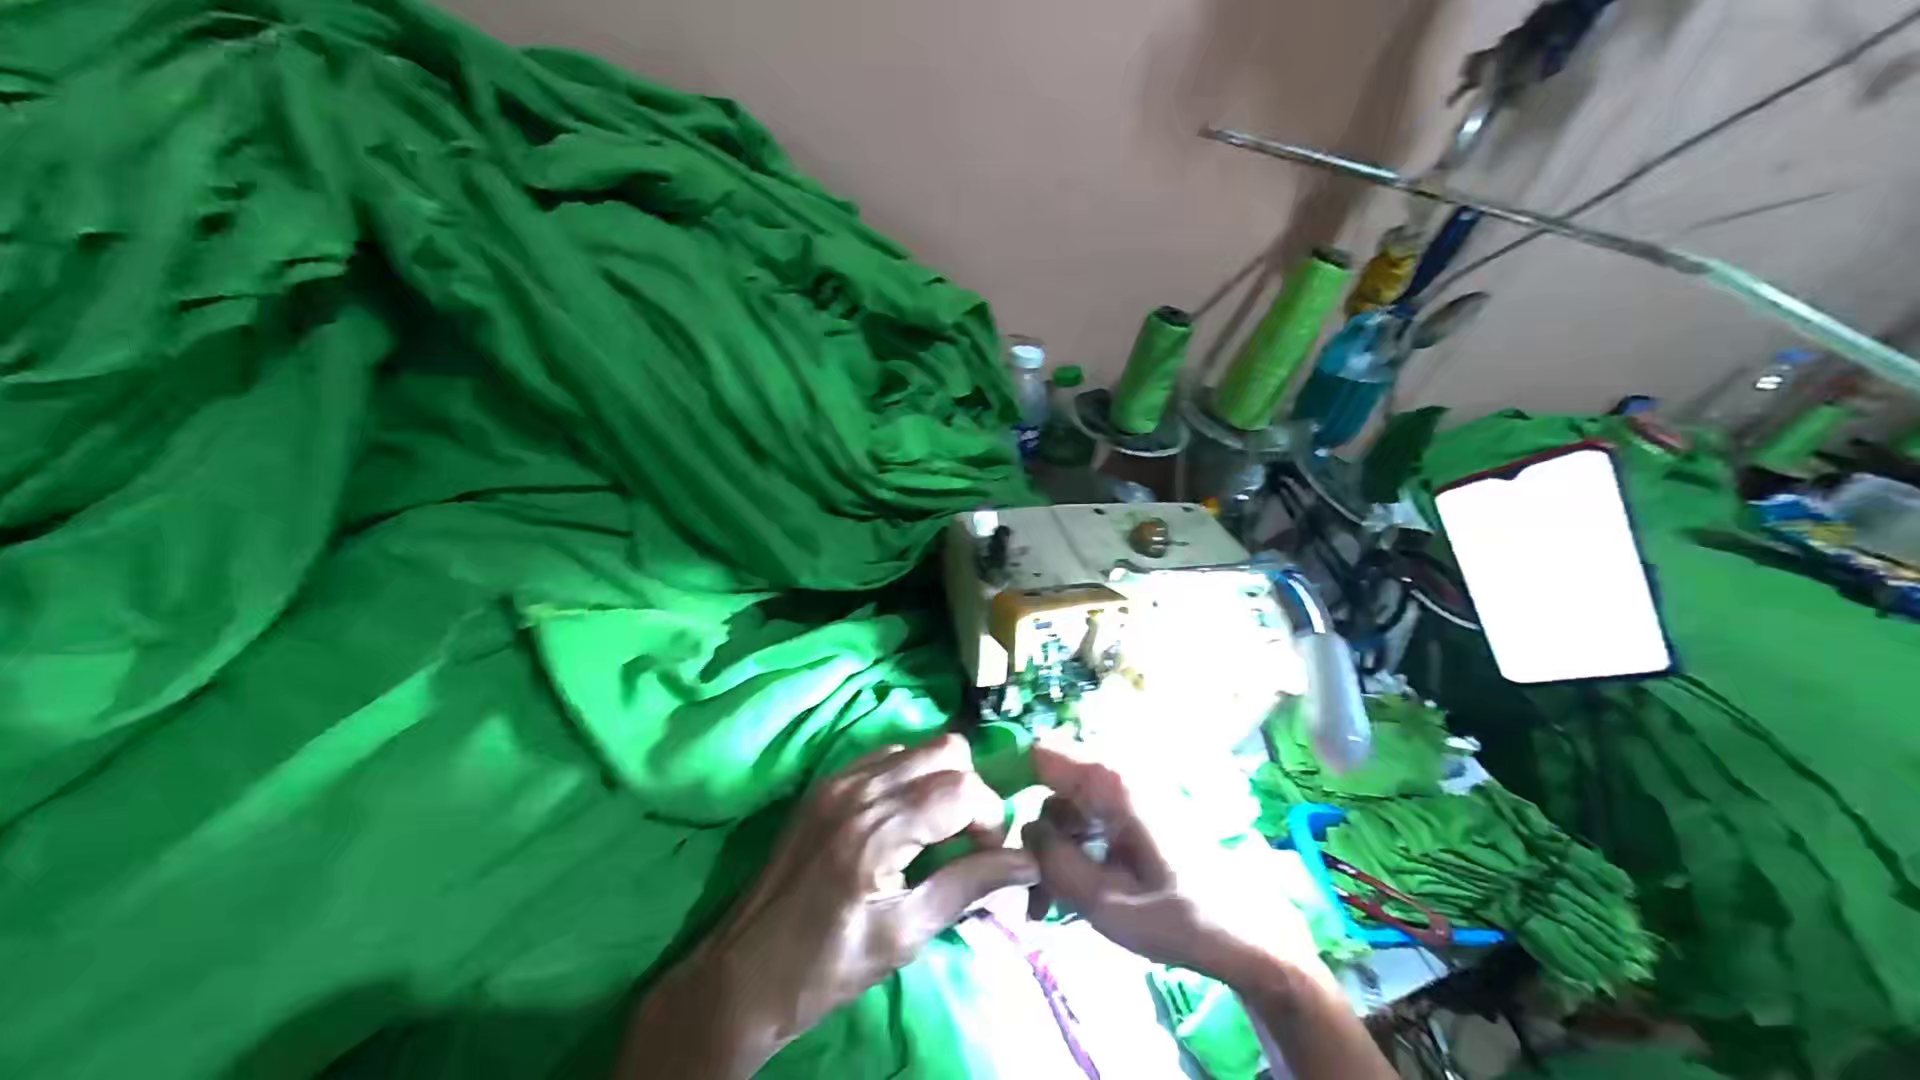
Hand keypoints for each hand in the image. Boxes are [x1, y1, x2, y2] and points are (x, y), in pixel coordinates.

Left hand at [619, 735, 1037, 1078]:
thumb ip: (969, 886)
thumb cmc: (827, 964)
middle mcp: (859, 788)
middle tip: (966, 840)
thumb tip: (1029, 862)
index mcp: (878, 830)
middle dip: (971, 790)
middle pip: (947, 750)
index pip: (963, 789)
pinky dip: (910, 778)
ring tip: (936, 831)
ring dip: (941, 781)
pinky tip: (903, 822)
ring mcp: (838, 780)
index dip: (990, 818)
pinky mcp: (825, 784)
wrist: (744, 972)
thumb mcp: (905, 934)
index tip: (989, 857)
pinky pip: (886, 757)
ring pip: (918, 747)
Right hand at [1021, 738, 1329, 989]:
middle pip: (1050, 791)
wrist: (1248, 937)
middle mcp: (1115, 775)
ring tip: (1048, 908)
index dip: (1008, 783)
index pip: (1039, 755)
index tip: (990, 829)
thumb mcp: (1103, 900)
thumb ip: (1051, 860)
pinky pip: (1088, 826)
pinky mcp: (1135, 815)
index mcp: (1109, 781)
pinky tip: (1071, 897)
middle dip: (1033, 839)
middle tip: (1029, 893)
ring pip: (1066, 813)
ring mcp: (1127, 794)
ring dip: (1052, 855)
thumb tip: (1021, 831)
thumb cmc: (1178, 916)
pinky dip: (1074, 856)